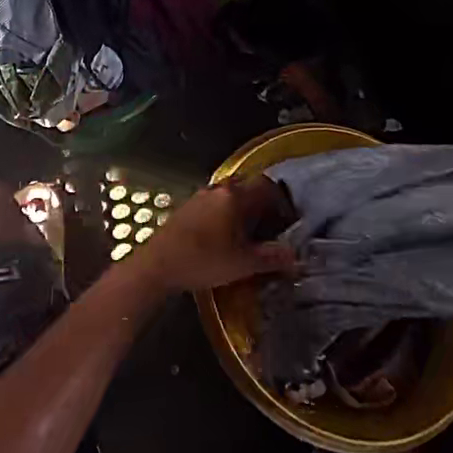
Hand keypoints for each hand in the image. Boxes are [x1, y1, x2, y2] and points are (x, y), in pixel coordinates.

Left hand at [131, 177, 296, 292]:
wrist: (157, 265)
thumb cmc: (203, 261)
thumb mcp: (242, 264)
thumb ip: (271, 258)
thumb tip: (295, 257)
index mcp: (236, 197)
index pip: (267, 187)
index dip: (281, 202)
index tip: (287, 221)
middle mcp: (220, 190)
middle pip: (249, 187)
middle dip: (263, 203)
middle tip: (272, 225)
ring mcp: (201, 196)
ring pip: (231, 194)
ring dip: (244, 208)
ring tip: (251, 232)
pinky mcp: (188, 207)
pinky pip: (216, 202)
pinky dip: (227, 213)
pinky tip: (226, 235)